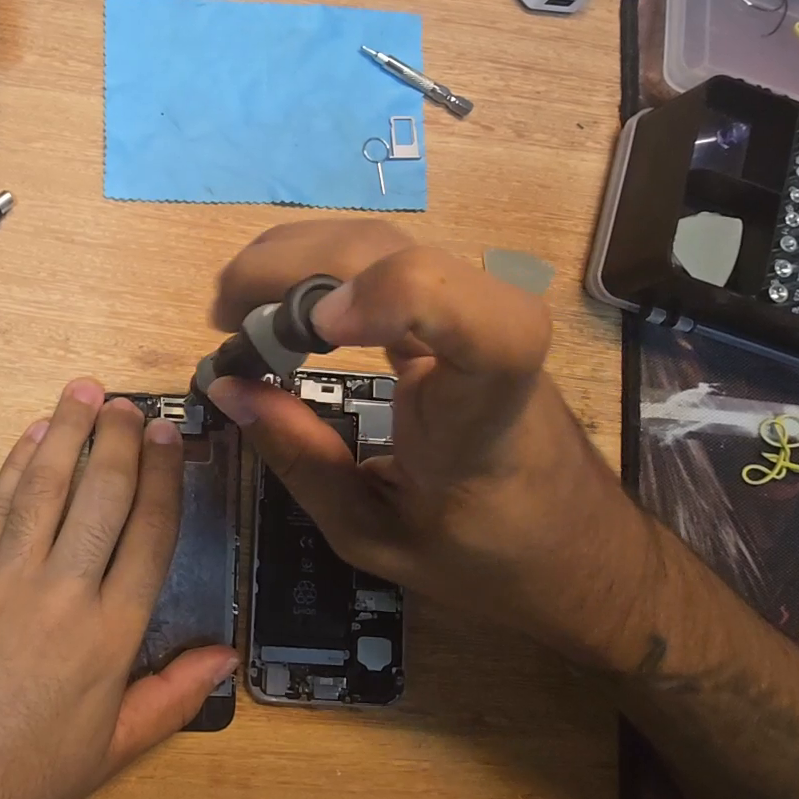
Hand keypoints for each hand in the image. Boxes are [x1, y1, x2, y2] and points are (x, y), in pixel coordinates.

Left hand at [0, 379, 237, 798]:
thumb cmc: (24, 774)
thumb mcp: (112, 748)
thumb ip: (172, 696)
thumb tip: (223, 655)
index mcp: (111, 636)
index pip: (149, 535)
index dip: (162, 478)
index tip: (167, 437)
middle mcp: (63, 594)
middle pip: (101, 498)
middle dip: (117, 440)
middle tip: (126, 403)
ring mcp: (5, 579)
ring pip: (45, 488)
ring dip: (66, 433)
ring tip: (82, 392)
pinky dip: (14, 466)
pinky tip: (31, 436)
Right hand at [206, 220, 655, 669]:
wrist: (575, 547)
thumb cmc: (483, 558)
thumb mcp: (371, 534)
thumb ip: (302, 461)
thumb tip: (228, 387)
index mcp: (484, 420)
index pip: (488, 326)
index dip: (400, 298)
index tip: (315, 334)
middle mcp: (487, 348)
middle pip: (397, 251)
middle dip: (290, 265)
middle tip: (223, 316)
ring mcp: (474, 317)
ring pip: (382, 240)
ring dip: (293, 258)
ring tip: (238, 308)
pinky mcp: (456, 311)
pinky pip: (380, 259)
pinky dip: (314, 268)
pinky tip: (279, 303)